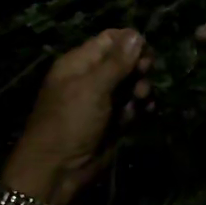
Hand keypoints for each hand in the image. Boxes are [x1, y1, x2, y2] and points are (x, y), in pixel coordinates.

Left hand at [2, 28, 149, 204]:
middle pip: (123, 62)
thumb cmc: (70, 122)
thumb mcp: (92, 88)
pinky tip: (147, 110)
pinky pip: (132, 107)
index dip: (129, 42)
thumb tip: (136, 34)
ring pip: (131, 85)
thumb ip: (116, 62)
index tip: (147, 52)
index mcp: (78, 63)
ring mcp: (102, 102)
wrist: (58, 170)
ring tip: (143, 99)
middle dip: (139, 67)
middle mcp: (91, 79)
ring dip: (141, 89)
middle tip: (146, 76)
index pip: (109, 40)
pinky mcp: (112, 123)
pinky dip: (141, 108)